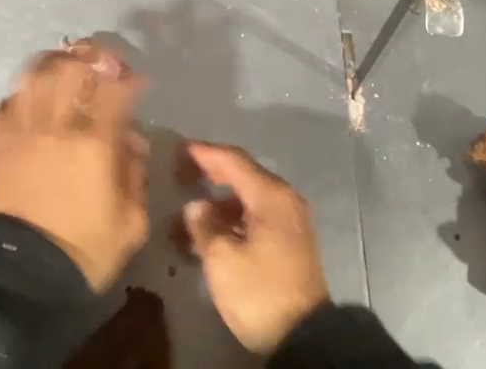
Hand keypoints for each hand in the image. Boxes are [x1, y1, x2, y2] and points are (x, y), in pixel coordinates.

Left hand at [0, 43, 147, 290]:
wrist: (23, 278)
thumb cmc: (85, 251)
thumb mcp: (131, 222)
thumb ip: (136, 176)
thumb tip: (134, 144)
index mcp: (96, 143)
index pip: (115, 91)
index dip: (129, 79)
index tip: (137, 81)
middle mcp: (58, 128)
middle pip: (69, 70)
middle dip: (87, 61)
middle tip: (98, 66)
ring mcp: (23, 135)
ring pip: (31, 80)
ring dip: (49, 70)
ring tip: (60, 73)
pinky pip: (3, 108)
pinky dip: (17, 100)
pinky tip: (26, 106)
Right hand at [179, 142, 329, 353]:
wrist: (305, 337)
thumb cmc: (260, 292)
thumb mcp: (222, 261)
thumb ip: (205, 227)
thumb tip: (196, 206)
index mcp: (271, 196)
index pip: (234, 161)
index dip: (206, 153)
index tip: (180, 149)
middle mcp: (284, 200)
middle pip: (243, 176)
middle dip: (211, 174)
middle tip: (181, 174)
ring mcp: (290, 222)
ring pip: (248, 200)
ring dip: (218, 205)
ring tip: (186, 217)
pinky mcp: (290, 243)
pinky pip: (256, 218)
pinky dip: (232, 220)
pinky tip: (210, 235)